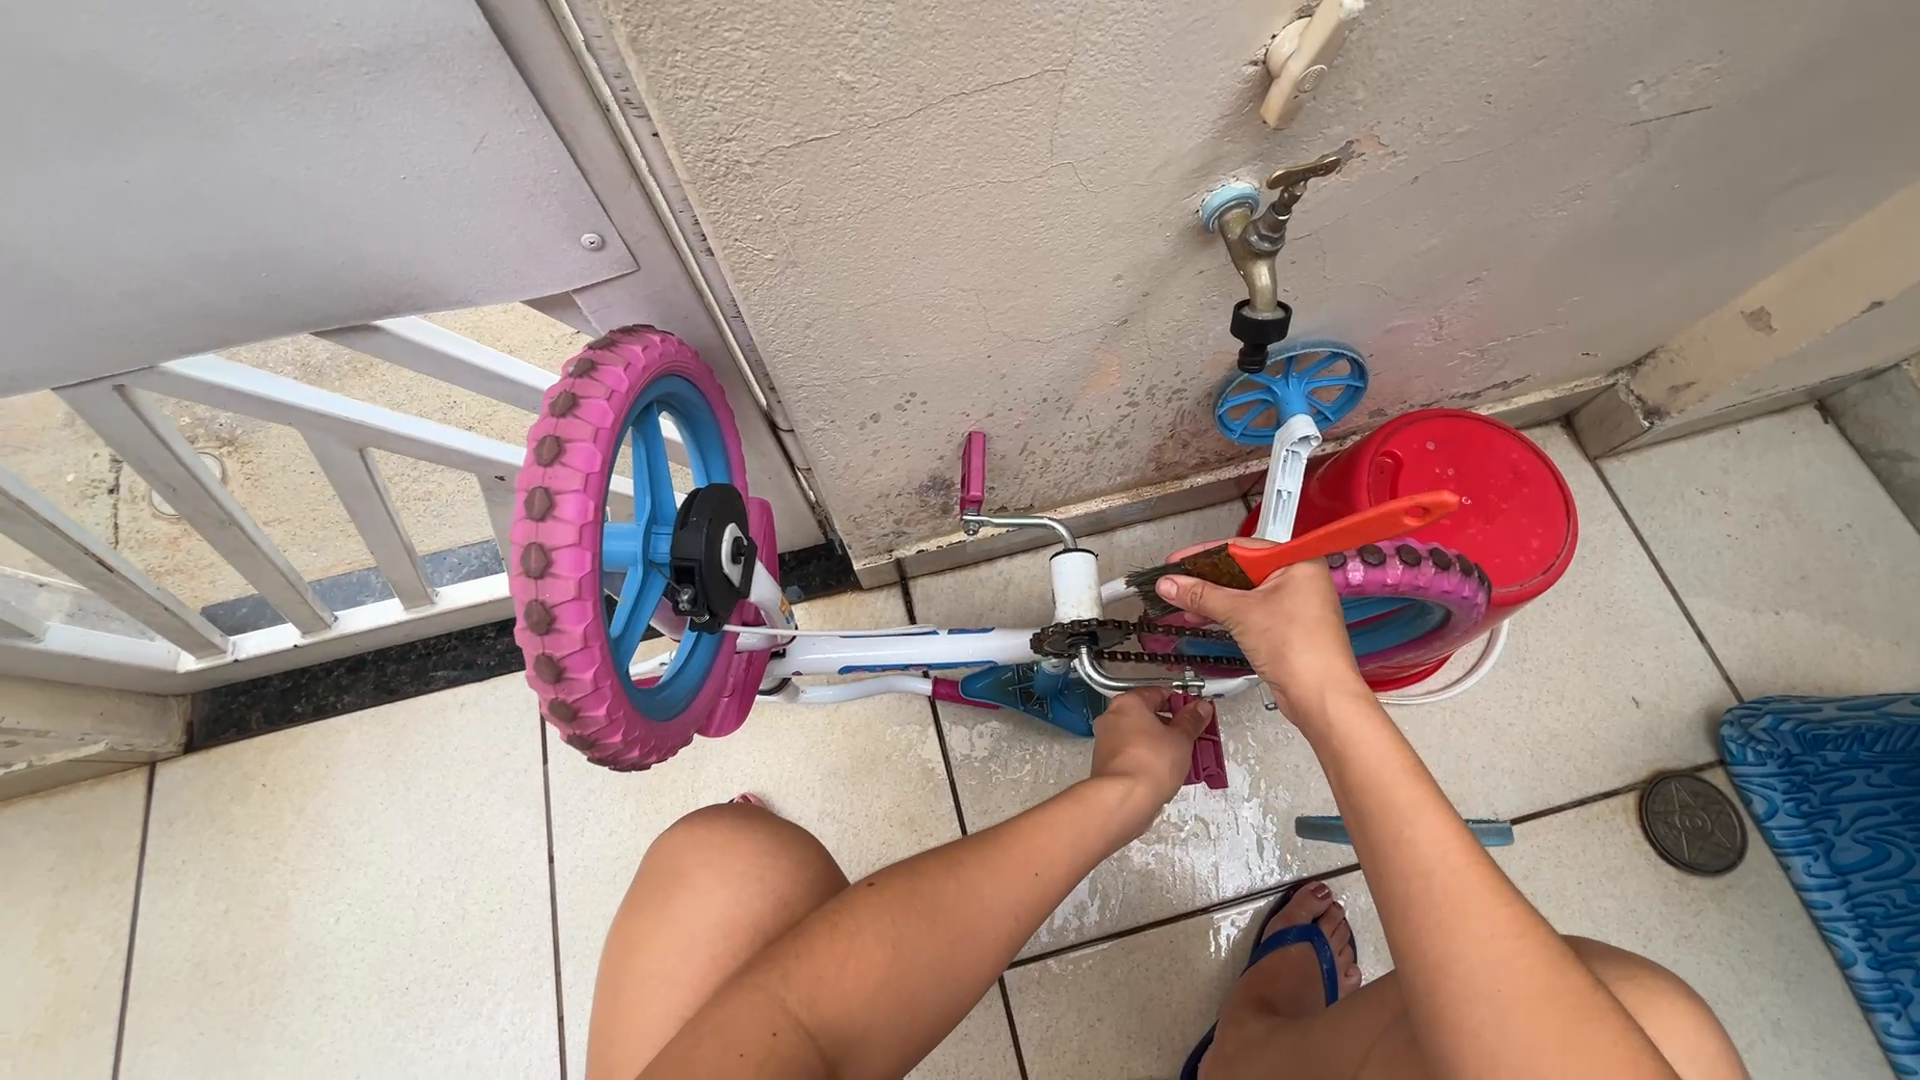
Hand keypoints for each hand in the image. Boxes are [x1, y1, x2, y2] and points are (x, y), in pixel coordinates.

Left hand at [1090, 688, 1213, 820]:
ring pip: (1140, 737)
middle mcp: (1112, 718)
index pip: (1157, 693)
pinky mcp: (1107, 763)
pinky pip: (1133, 755)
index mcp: (1128, 703)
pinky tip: (1166, 772)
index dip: (1180, 702)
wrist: (1124, 798)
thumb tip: (1199, 709)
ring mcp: (1107, 741)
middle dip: (1171, 726)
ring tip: (1182, 757)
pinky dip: (1148, 759)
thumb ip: (1192, 720)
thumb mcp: (1181, 738)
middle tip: (1191, 736)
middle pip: (1147, 715)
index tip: (1195, 712)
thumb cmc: (1148, 763)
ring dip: (1161, 744)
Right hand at [1151, 557, 1371, 728]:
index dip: (1204, 554)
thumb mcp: (1240, 612)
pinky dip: (1226, 614)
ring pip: (1243, 593)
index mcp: (1297, 563)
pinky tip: (1203, 618)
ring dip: (1212, 599)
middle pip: (1241, 570)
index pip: (1241, 548)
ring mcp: (1293, 605)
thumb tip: (1171, 583)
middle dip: (1206, 580)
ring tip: (1183, 602)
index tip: (1179, 561)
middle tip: (1177, 582)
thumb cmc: (1300, 649)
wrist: (1320, 695)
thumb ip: (1201, 594)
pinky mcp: (1286, 628)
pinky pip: (1249, 612)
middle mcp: (1298, 579)